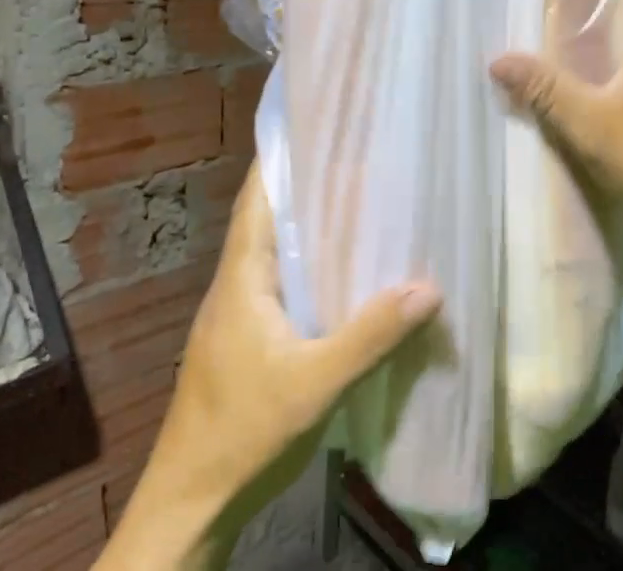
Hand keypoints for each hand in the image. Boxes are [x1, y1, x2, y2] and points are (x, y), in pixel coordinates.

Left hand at [99, 164, 439, 566]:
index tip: (322, 121)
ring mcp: (242, 316)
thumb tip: (430, 286)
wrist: (192, 501)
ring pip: (281, 253)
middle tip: (367, 155)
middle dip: (313, 184)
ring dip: (316, 226)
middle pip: (272, 218)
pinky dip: (317, 267)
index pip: (258, 198)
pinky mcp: (252, 342)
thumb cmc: (243, 432)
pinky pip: (288, 285)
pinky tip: (354, 276)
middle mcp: (238, 286)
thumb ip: (371, 334)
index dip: (284, 156)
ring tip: (369, 202)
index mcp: (242, 278)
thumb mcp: (315, 383)